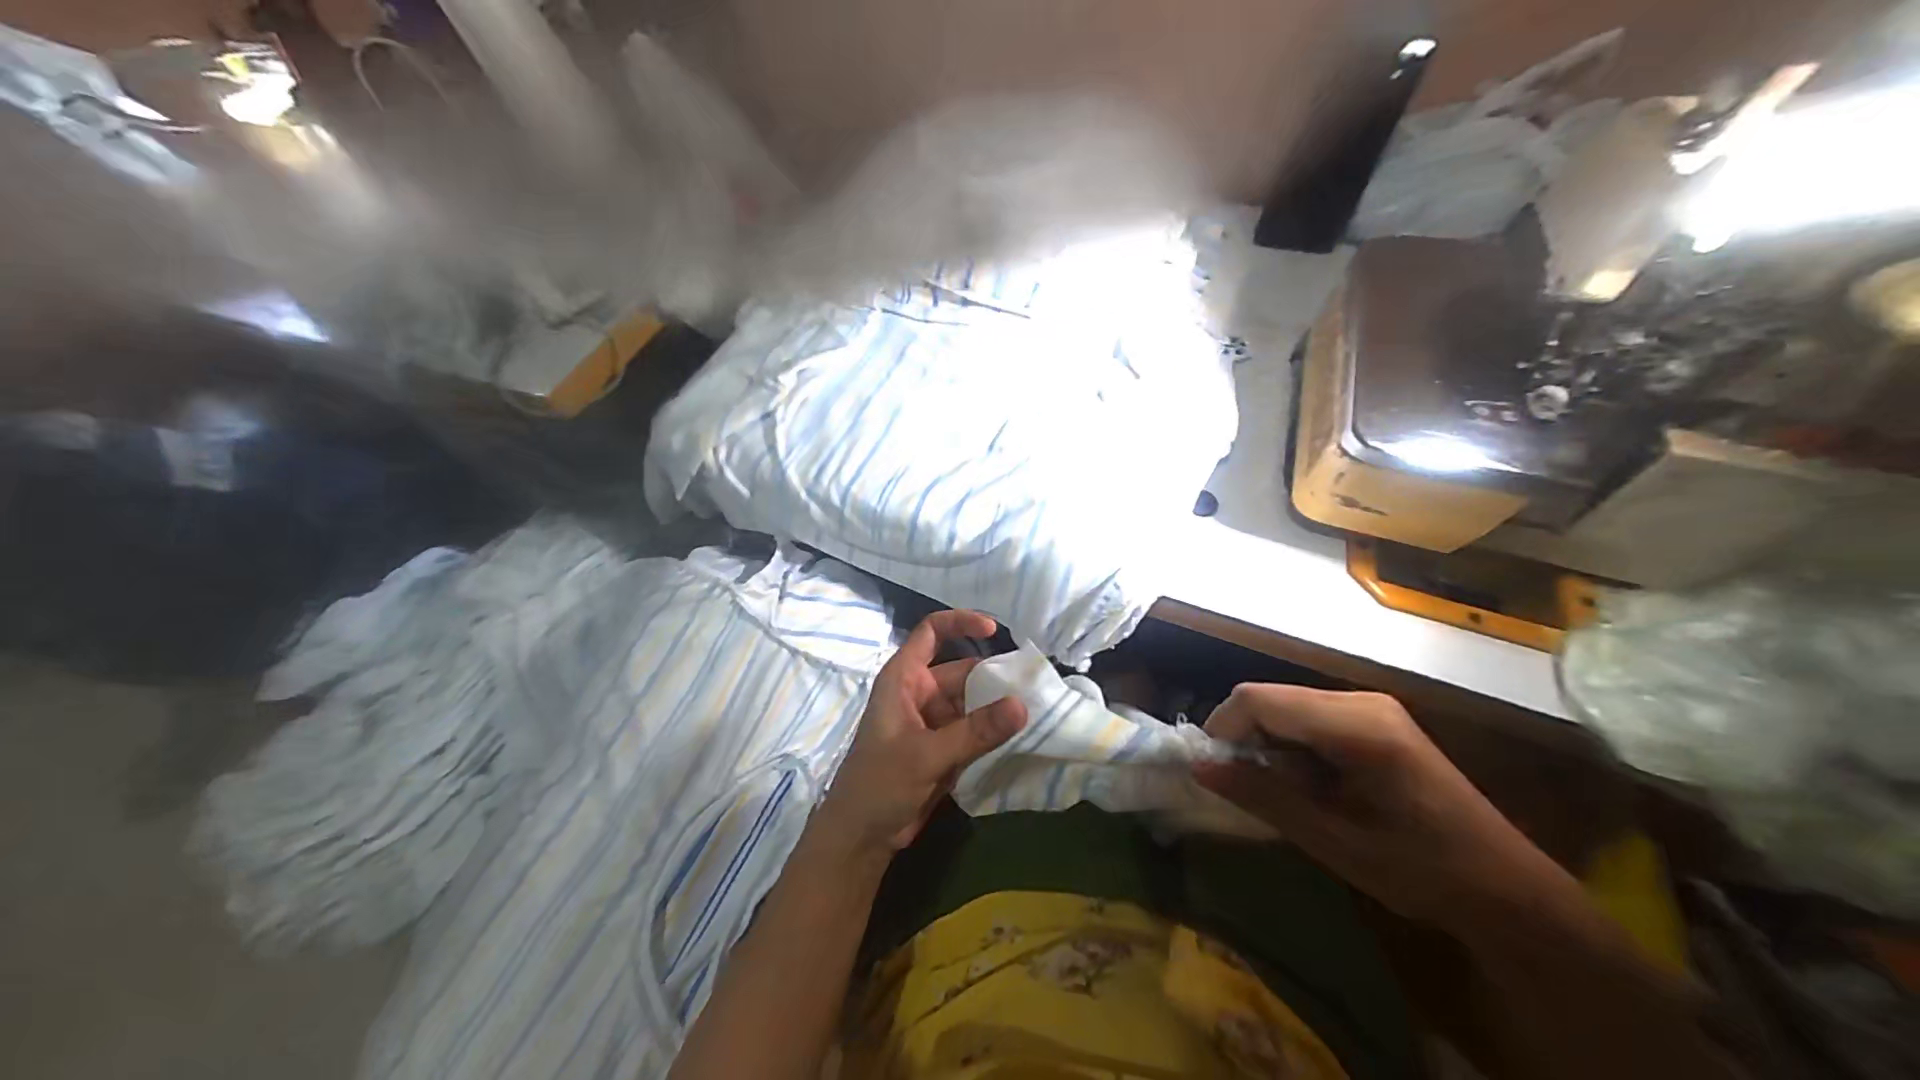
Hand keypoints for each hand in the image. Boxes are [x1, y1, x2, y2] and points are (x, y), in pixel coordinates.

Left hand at [817, 611, 1027, 854]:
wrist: (862, 837)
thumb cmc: (879, 784)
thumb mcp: (927, 755)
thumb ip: (975, 731)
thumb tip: (1022, 704)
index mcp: (904, 679)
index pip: (932, 632)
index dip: (960, 622)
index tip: (995, 630)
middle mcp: (920, 693)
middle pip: (964, 671)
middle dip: (996, 676)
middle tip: (1037, 684)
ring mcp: (933, 722)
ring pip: (973, 703)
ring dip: (999, 706)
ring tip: (1039, 708)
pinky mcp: (943, 748)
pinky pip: (975, 730)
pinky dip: (994, 731)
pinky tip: (1023, 735)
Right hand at [1194, 685, 1569, 929]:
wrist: (1507, 890)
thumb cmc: (1423, 872)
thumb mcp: (1334, 842)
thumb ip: (1264, 797)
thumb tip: (1200, 767)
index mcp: (1357, 725)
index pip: (1259, 699)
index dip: (1222, 729)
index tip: (1213, 773)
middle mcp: (1361, 701)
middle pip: (1270, 699)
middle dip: (1243, 738)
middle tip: (1242, 789)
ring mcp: (1370, 708)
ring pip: (1285, 707)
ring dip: (1266, 744)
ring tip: (1277, 793)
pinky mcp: (1375, 721)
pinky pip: (1308, 719)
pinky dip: (1290, 746)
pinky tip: (1306, 786)